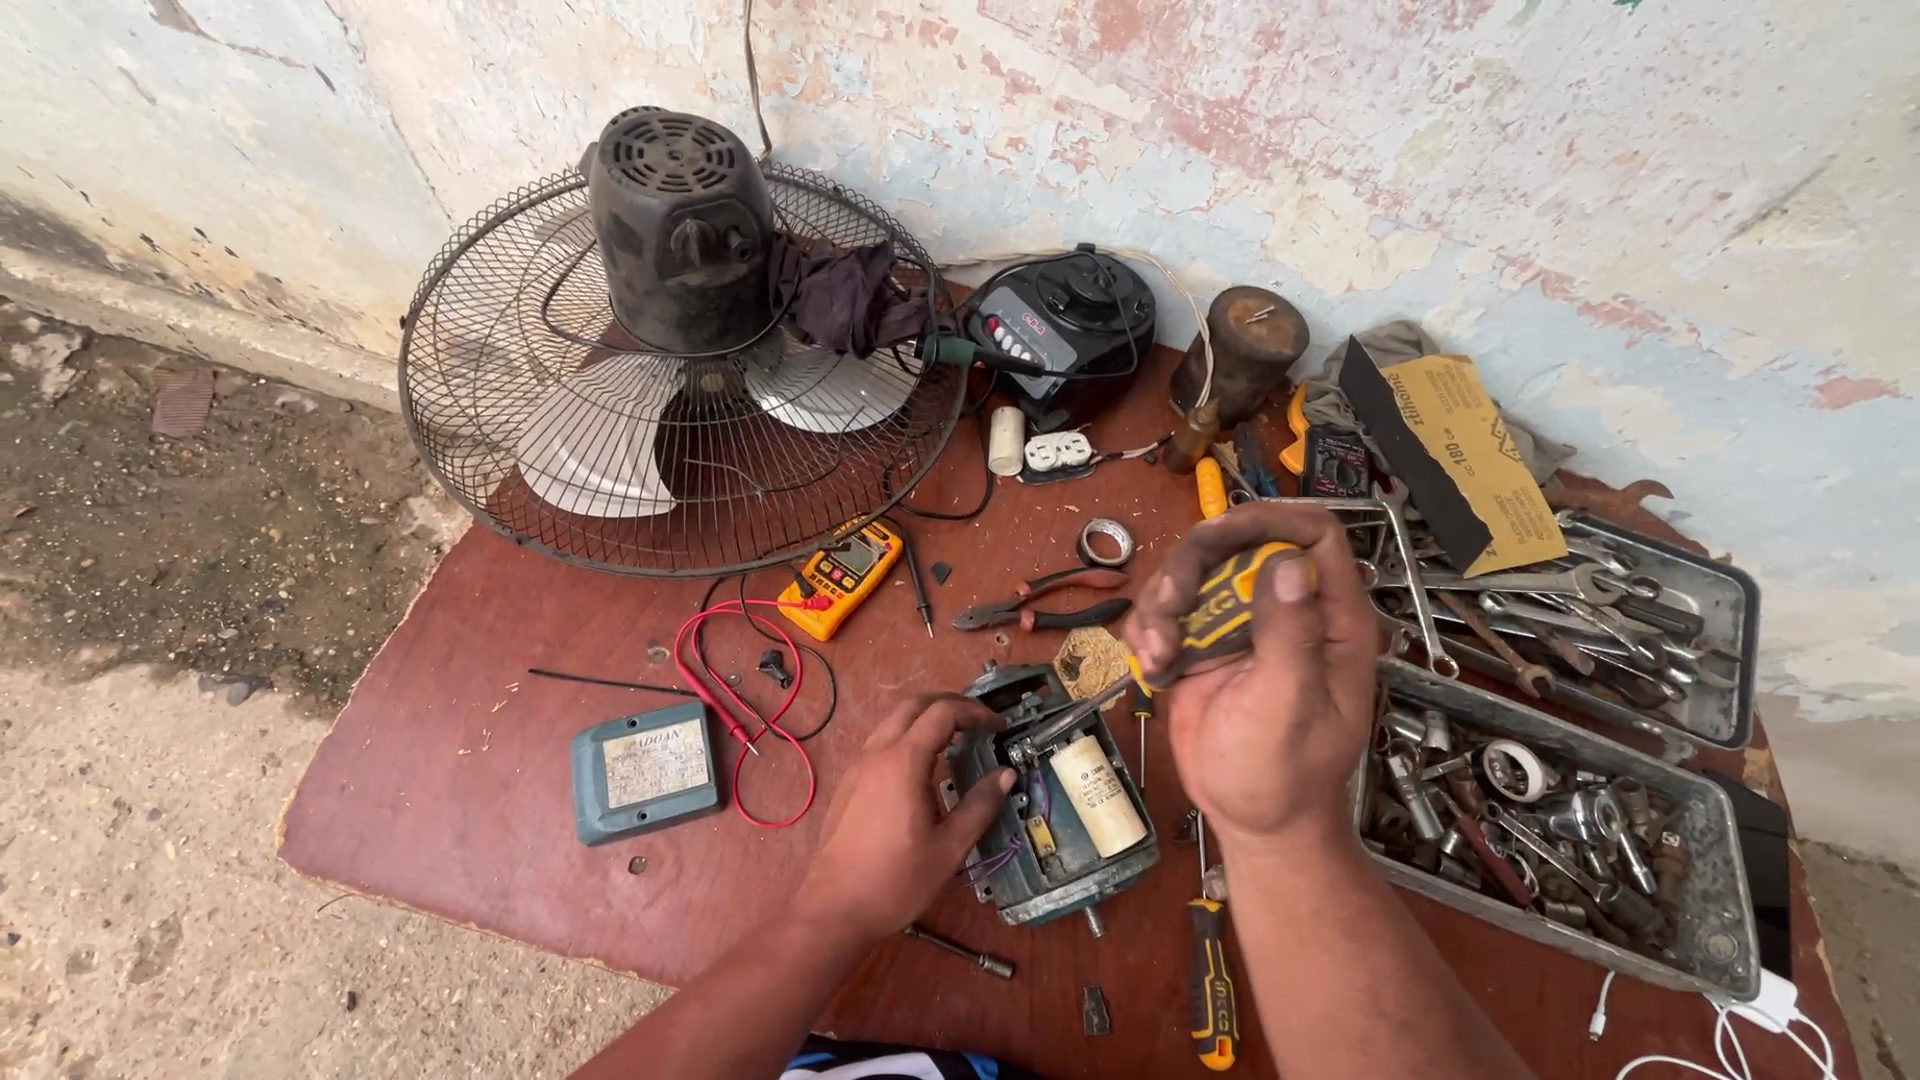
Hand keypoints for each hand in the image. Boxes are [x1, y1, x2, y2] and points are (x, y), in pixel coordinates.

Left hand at [793, 693, 1014, 943]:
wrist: (834, 909)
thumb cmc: (897, 881)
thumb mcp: (950, 848)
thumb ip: (980, 805)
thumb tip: (1006, 774)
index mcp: (904, 761)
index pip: (943, 713)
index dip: (975, 712)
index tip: (999, 726)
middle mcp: (878, 753)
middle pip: (914, 705)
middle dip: (950, 702)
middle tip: (978, 719)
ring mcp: (859, 766)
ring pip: (893, 719)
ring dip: (926, 715)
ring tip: (955, 735)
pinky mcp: (850, 782)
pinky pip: (881, 740)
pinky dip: (907, 733)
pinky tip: (922, 763)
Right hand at [1121, 503, 1377, 853]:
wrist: (1250, 818)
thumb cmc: (1283, 774)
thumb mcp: (1289, 706)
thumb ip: (1290, 635)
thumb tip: (1287, 562)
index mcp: (1328, 618)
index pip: (1312, 534)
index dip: (1267, 519)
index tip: (1215, 534)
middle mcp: (1282, 610)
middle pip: (1233, 544)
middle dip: (1191, 569)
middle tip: (1169, 608)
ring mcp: (1238, 626)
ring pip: (1191, 573)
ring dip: (1161, 606)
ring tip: (1158, 656)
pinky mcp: (1201, 644)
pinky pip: (1166, 611)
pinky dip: (1149, 632)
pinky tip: (1154, 670)